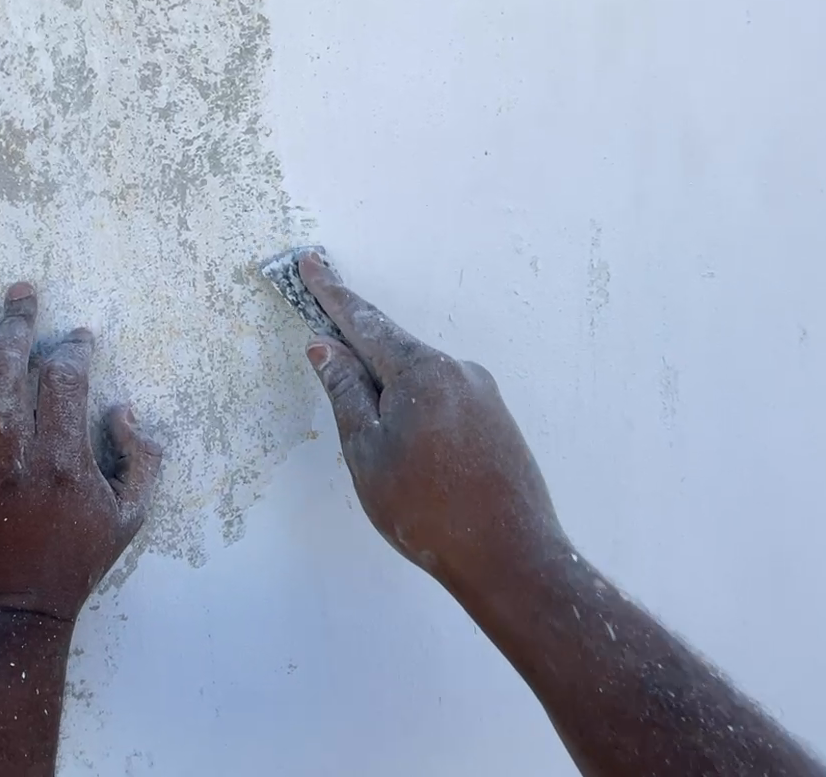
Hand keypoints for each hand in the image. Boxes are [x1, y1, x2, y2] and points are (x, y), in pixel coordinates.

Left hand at [0, 282, 161, 622]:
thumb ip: (143, 461)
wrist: (12, 613)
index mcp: (63, 459)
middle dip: (16, 323)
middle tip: (20, 290)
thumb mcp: (128, 518)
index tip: (77, 337)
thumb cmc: (72, 561)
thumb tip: (125, 410)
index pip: (65, 379)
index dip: (73, 348)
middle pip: (10, 370)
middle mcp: (14, 454)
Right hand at [297, 253, 566, 591]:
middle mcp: (458, 371)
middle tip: (323, 347)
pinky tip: (402, 438)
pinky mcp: (495, 419)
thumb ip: (345, 391)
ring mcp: (482, 395)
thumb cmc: (425, 508)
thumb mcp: (366, 449)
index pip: (364, 322)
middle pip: (391, 347)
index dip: (331, 293)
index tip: (311, 262)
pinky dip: (408, 400)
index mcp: (422, 371)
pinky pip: (438, 394)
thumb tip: (325, 346)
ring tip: (368, 432)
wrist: (514, 562)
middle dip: (354, 346)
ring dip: (383, 384)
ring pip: (415, 375)